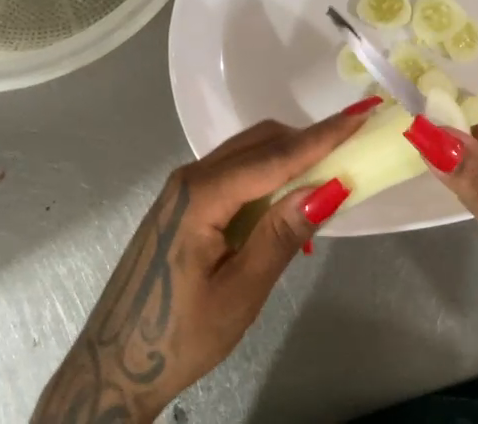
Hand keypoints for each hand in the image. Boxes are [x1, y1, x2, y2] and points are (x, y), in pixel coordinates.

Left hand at [31, 105, 372, 423]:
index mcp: (201, 194)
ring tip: (331, 174)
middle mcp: (190, 177)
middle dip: (309, 141)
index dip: (322, 136)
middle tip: (355, 147)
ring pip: (247, 154)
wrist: (115, 363)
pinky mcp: (184, 203)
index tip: (362, 113)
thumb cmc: (179, 335)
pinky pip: (235, 173)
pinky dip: (268, 176)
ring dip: (289, 158)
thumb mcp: (240, 292)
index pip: (274, 156)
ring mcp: (183, 188)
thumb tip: (327, 186)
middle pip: (260, 143)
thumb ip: (281, 234)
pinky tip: (289, 202)